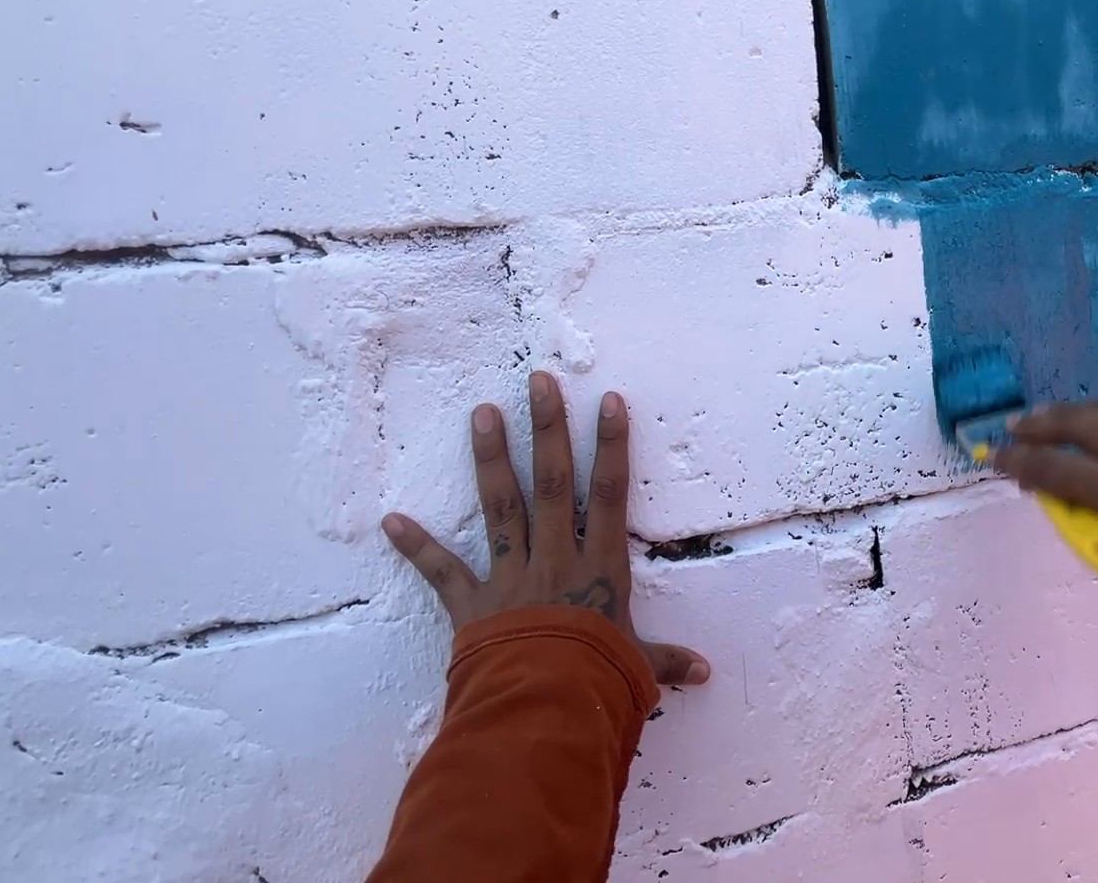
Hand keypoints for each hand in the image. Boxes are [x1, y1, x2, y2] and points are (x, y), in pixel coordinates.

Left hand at [381, 371, 710, 686]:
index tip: (609, 402)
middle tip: (539, 382)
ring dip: (492, 458)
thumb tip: (706, 672)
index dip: (612, 445)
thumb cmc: (595, 684)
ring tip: (482, 413)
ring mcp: (510, 576)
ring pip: (502, 506)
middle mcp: (554, 557)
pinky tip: (391, 521)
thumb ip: (667, 661)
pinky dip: (417, 548)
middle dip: (548, 429)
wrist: (538, 714)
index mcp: (599, 565)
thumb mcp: (638, 668)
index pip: (609, 492)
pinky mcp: (472, 604)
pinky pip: (442, 572)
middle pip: (552, 482)